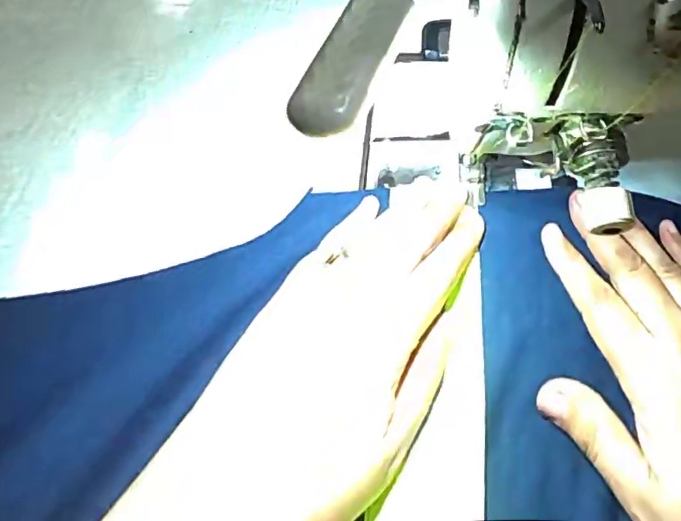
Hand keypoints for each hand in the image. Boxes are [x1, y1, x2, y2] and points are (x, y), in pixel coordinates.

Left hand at [107, 192, 483, 520]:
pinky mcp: (280, 307)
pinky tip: (363, 213)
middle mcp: (352, 307)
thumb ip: (425, 376)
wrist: (205, 503)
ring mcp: (313, 302)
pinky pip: (322, 253)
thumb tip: (452, 324)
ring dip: (400, 214)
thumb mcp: (387, 447)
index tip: (476, 223)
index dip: (458, 245)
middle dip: (434, 215)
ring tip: (422, 192)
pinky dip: (346, 229)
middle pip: (404, 246)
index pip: (434, 275)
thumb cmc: (306, 484)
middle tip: (456, 191)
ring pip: (368, 243)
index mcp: (385, 338)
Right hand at [537, 195, 680, 520]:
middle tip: (580, 199)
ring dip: (638, 232)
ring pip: (668, 268)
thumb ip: (596, 432)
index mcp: (652, 374)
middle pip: (632, 273)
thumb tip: (547, 392)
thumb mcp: (644, 488)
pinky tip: (672, 230)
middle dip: (601, 233)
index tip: (552, 235)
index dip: (572, 267)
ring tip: (614, 203)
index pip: (600, 307)